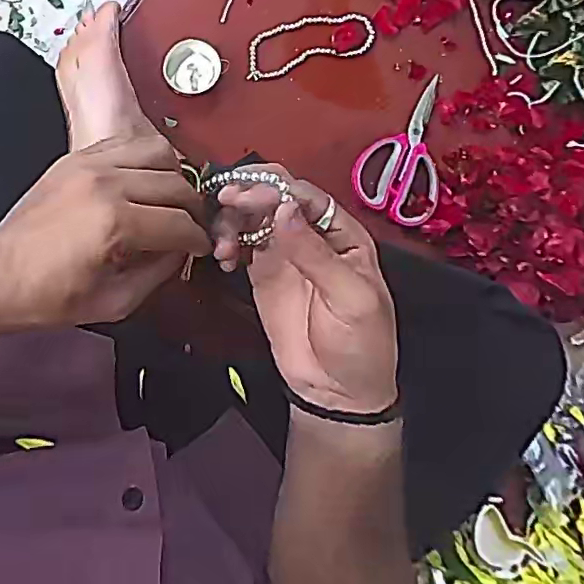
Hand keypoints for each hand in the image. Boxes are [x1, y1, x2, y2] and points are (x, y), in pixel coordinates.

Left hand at [0, 133, 210, 328]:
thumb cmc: (47, 296)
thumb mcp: (114, 302)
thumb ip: (159, 273)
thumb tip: (182, 250)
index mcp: (115, 223)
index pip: (180, 223)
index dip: (198, 239)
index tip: (201, 247)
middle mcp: (106, 184)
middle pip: (176, 185)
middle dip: (193, 210)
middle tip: (191, 227)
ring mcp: (89, 164)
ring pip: (158, 152)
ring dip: (174, 177)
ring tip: (171, 200)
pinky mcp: (76, 157)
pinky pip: (127, 143)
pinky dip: (145, 159)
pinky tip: (143, 182)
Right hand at [213, 167, 397, 414]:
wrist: (338, 394)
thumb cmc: (360, 344)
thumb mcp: (349, 298)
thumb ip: (315, 253)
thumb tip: (284, 208)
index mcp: (341, 233)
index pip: (306, 196)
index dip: (276, 190)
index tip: (249, 196)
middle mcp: (311, 233)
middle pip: (276, 196)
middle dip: (249, 192)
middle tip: (225, 201)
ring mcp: (285, 251)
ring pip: (253, 215)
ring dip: (233, 218)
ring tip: (223, 244)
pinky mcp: (262, 271)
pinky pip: (241, 242)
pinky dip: (227, 241)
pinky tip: (224, 257)